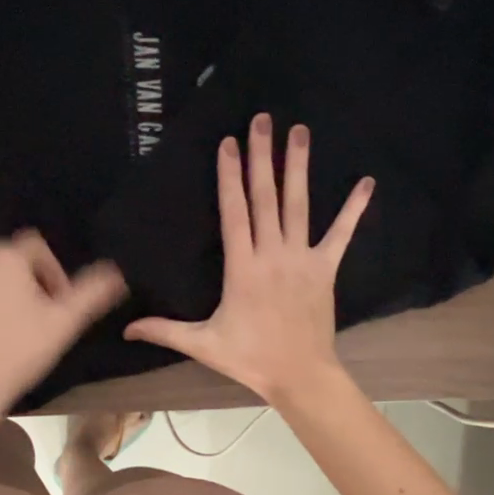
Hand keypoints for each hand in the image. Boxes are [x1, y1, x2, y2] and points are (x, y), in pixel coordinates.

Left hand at [0, 231, 126, 416]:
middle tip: (39, 322)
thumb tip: (116, 274)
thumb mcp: (64, 324)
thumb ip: (92, 293)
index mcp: (6, 256)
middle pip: (11, 262)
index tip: (59, 306)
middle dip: (29, 285)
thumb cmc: (17, 354)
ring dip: (3, 296)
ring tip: (12, 331)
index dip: (54, 273)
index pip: (38, 248)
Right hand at [123, 113, 372, 402]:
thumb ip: (164, 331)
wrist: (299, 374)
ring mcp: (301, 259)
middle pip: (265, 198)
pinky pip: (341, 234)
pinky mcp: (325, 269)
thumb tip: (127, 329)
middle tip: (262, 120)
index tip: (229, 143)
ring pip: (298, 205)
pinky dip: (354, 209)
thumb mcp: (202, 344)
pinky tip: (366, 182)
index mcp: (242, 268)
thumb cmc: (250, 359)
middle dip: (262, 157)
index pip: (234, 212)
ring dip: (298, 167)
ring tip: (300, 131)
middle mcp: (272, 254)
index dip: (230, 176)